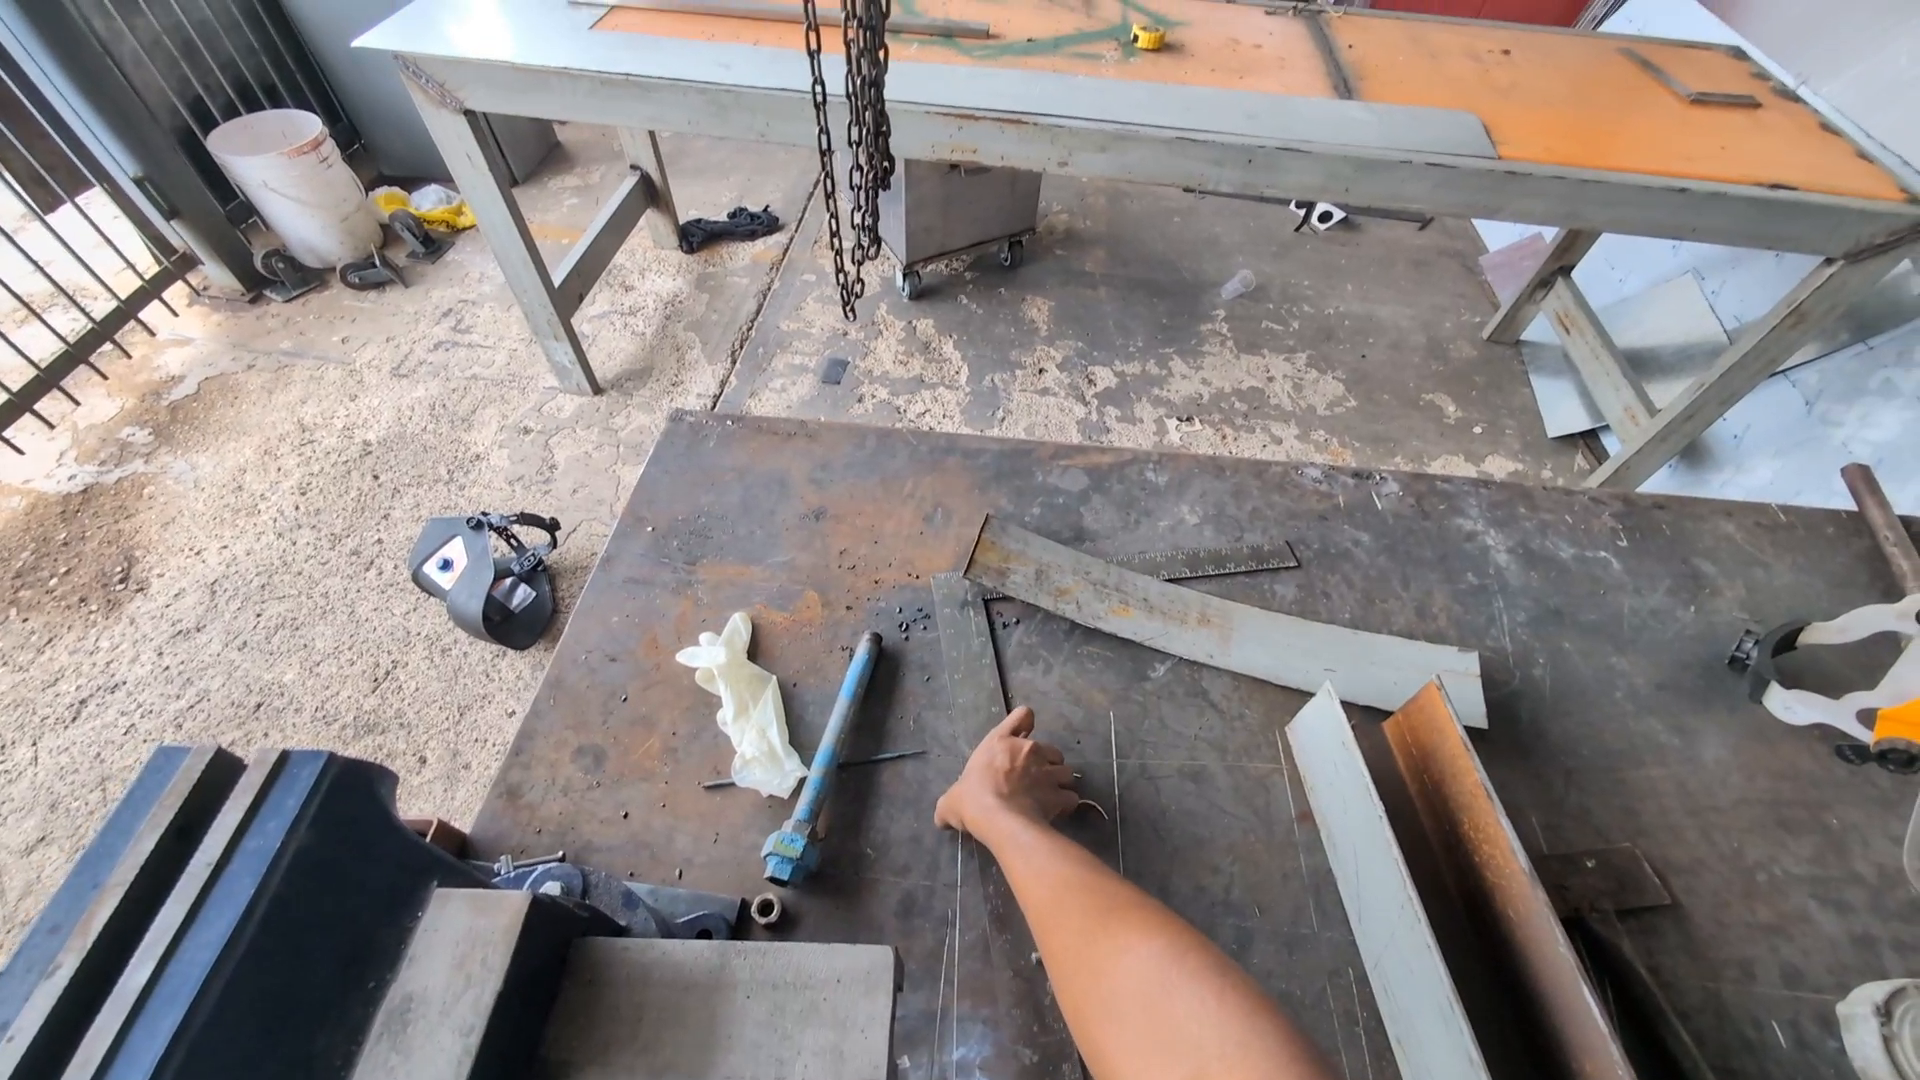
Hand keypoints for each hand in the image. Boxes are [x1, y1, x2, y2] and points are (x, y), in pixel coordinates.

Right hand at [935, 706, 1079, 836]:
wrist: (1001, 819)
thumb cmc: (973, 800)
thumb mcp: (951, 800)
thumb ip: (950, 803)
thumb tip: (940, 816)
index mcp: (1001, 741)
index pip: (1022, 715)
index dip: (1026, 722)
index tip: (1026, 732)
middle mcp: (1029, 750)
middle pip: (1050, 748)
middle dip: (1047, 762)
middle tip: (1036, 778)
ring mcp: (1047, 771)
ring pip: (1065, 771)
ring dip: (1060, 782)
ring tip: (1050, 796)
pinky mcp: (1059, 793)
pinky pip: (1070, 797)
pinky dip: (1067, 804)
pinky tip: (1058, 812)